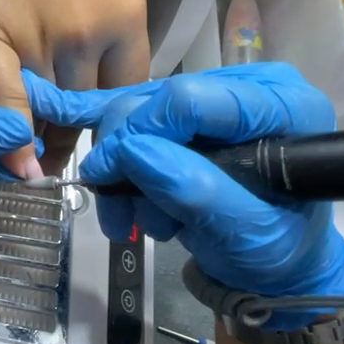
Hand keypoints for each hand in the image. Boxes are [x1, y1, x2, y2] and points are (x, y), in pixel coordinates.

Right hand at [0, 0, 149, 179]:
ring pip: (47, 108)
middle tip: (67, 163)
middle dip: (79, 138)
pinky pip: (5, 100)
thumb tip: (100, 54)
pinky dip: (8, 135)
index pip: (130, 90)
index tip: (103, 140)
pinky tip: (12, 162)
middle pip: (88, 106)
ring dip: (42, 138)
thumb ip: (107, 12)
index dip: (115, 121)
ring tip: (35, 160)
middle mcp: (92, 33)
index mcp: (127, 13)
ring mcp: (39, 37)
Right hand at [36, 64, 343, 329]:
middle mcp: (247, 87)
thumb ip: (198, 193)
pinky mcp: (178, 105)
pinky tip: (58, 113)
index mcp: (285, 108)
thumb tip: (131, 151)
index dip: (141, 132)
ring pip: (128, 109)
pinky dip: (87, 111)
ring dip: (115, 166)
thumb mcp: (248, 233)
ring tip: (127, 214)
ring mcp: (209, 91)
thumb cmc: (275, 247)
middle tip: (125, 213)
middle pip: (152, 103)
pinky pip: (121, 101)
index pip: (189, 100)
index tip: (111, 175)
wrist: (270, 256)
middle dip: (124, 159)